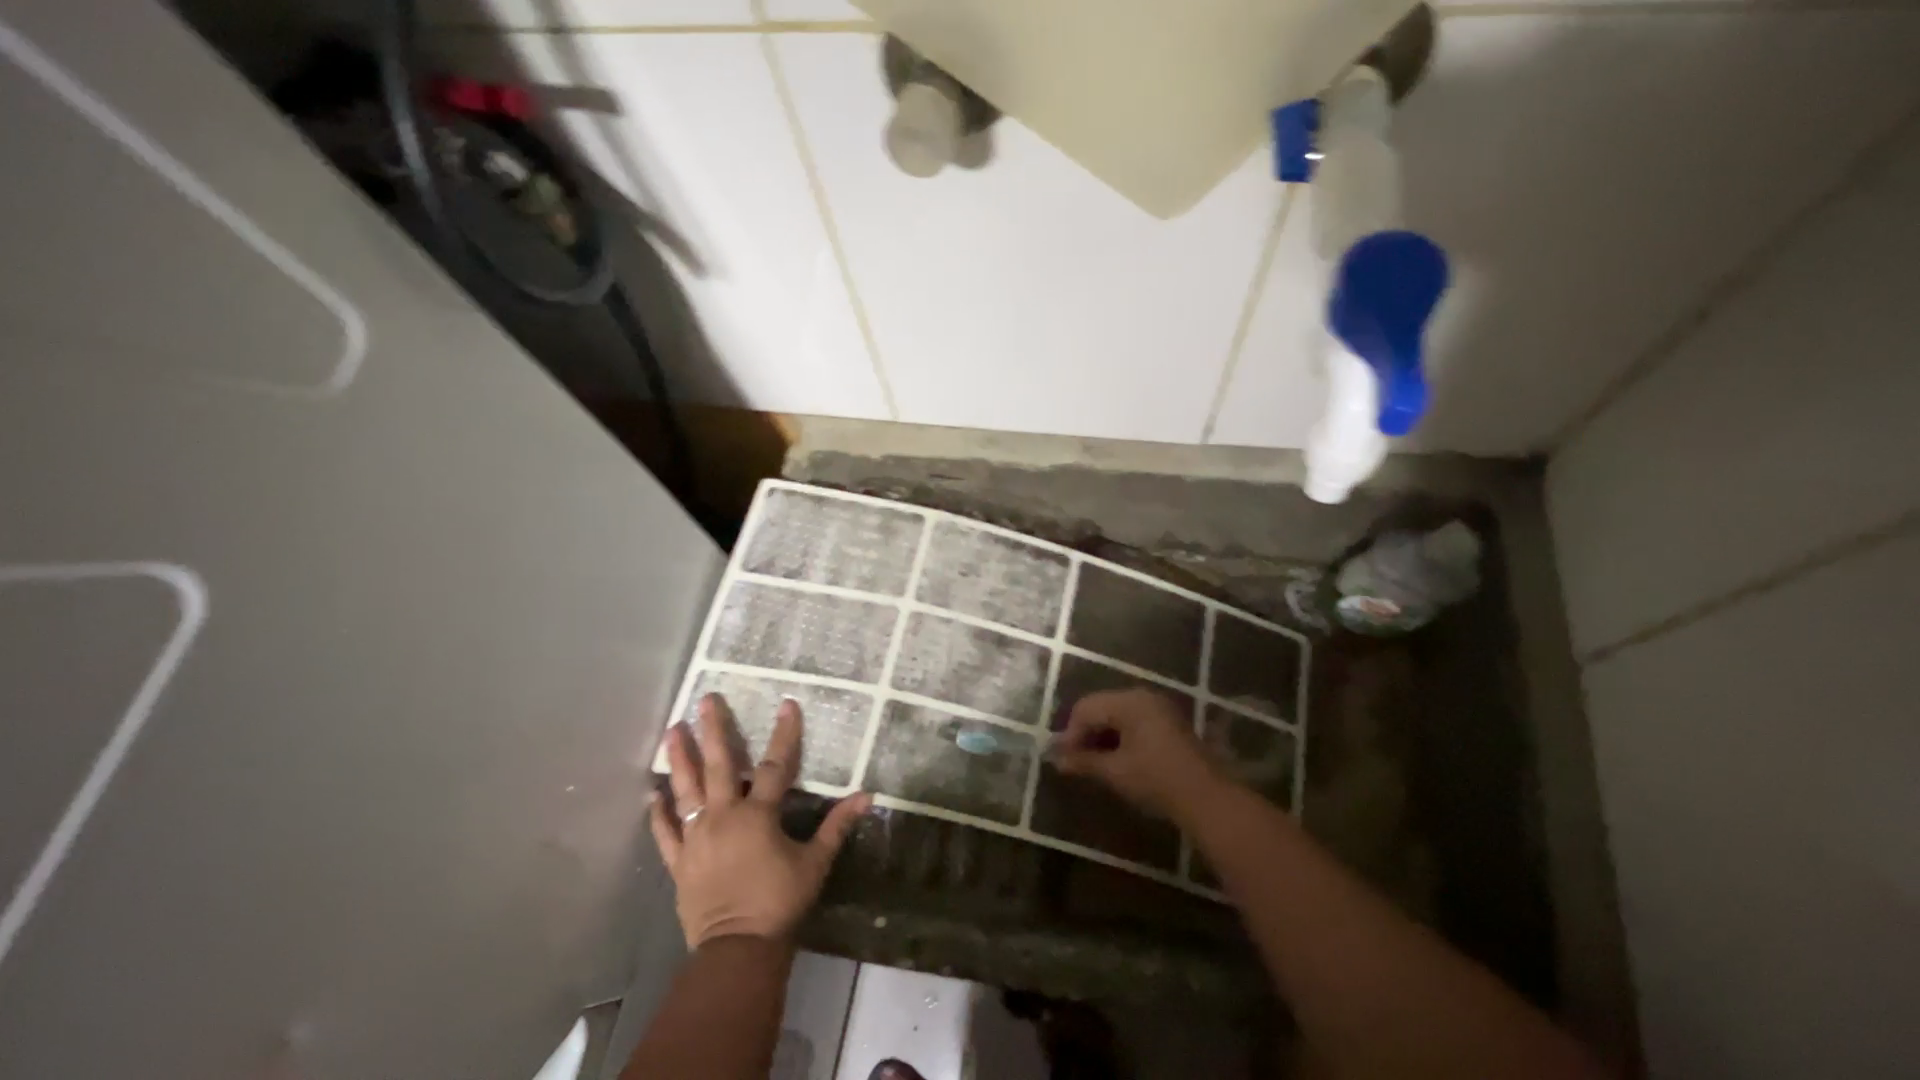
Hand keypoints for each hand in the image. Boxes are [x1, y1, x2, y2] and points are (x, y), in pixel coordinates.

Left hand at [651, 694, 871, 948]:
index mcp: (758, 814)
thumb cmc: (780, 902)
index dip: (784, 734)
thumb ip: (837, 826)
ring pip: (685, 789)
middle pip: (720, 765)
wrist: (738, 947)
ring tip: (671, 729)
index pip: (775, 765)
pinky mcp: (679, 861)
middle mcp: (723, 816)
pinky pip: (665, 832)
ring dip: (679, 758)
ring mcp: (696, 837)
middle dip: (714, 729)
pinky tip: (653, 793)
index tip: (786, 704)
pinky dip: (658, 812)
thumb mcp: (815, 863)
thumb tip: (867, 796)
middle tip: (705, 699)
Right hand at [1051, 688, 1224, 820]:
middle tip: (1076, 762)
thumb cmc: (1156, 780)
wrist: (1206, 798)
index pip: (1086, 708)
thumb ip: (1083, 761)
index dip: (1070, 734)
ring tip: (1094, 764)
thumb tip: (1057, 760)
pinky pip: (1135, 722)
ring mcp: (1159, 709)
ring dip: (1102, 737)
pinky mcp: (1169, 724)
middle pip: (1101, 707)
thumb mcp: (1114, 772)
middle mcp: (1144, 697)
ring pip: (1118, 715)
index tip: (1064, 760)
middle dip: (1086, 734)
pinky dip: (1120, 738)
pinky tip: (1116, 761)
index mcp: (1129, 702)